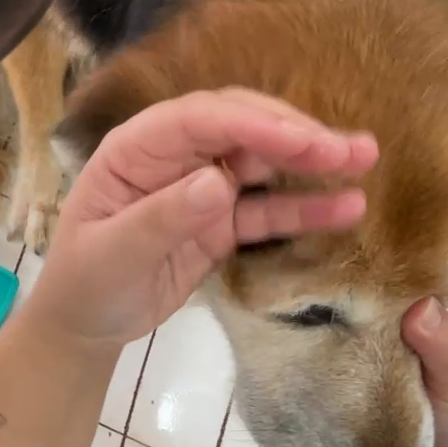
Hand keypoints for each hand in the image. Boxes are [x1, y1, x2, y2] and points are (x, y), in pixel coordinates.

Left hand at [22, 89, 372, 348]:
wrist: (84, 326)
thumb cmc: (83, 284)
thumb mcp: (112, 254)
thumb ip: (160, 219)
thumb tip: (217, 182)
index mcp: (134, 151)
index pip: (197, 120)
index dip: (251, 124)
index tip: (301, 139)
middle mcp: (171, 159)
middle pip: (238, 130)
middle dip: (291, 135)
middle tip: (349, 148)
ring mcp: (199, 191)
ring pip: (259, 165)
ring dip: (309, 162)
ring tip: (365, 158)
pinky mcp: (218, 225)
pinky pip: (262, 212)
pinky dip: (300, 210)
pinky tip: (345, 208)